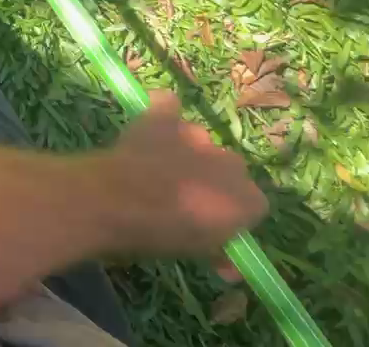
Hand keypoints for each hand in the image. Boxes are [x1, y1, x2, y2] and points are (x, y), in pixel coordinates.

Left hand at [101, 91, 267, 253]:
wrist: (116, 200)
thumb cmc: (161, 233)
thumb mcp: (199, 251)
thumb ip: (219, 249)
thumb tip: (226, 264)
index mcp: (248, 200)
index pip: (252, 202)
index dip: (230, 207)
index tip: (211, 215)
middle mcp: (230, 164)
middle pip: (229, 166)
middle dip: (211, 175)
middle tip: (183, 187)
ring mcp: (195, 137)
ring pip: (199, 139)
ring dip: (185, 147)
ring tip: (159, 160)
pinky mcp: (162, 118)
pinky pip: (167, 104)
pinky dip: (162, 109)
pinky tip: (153, 118)